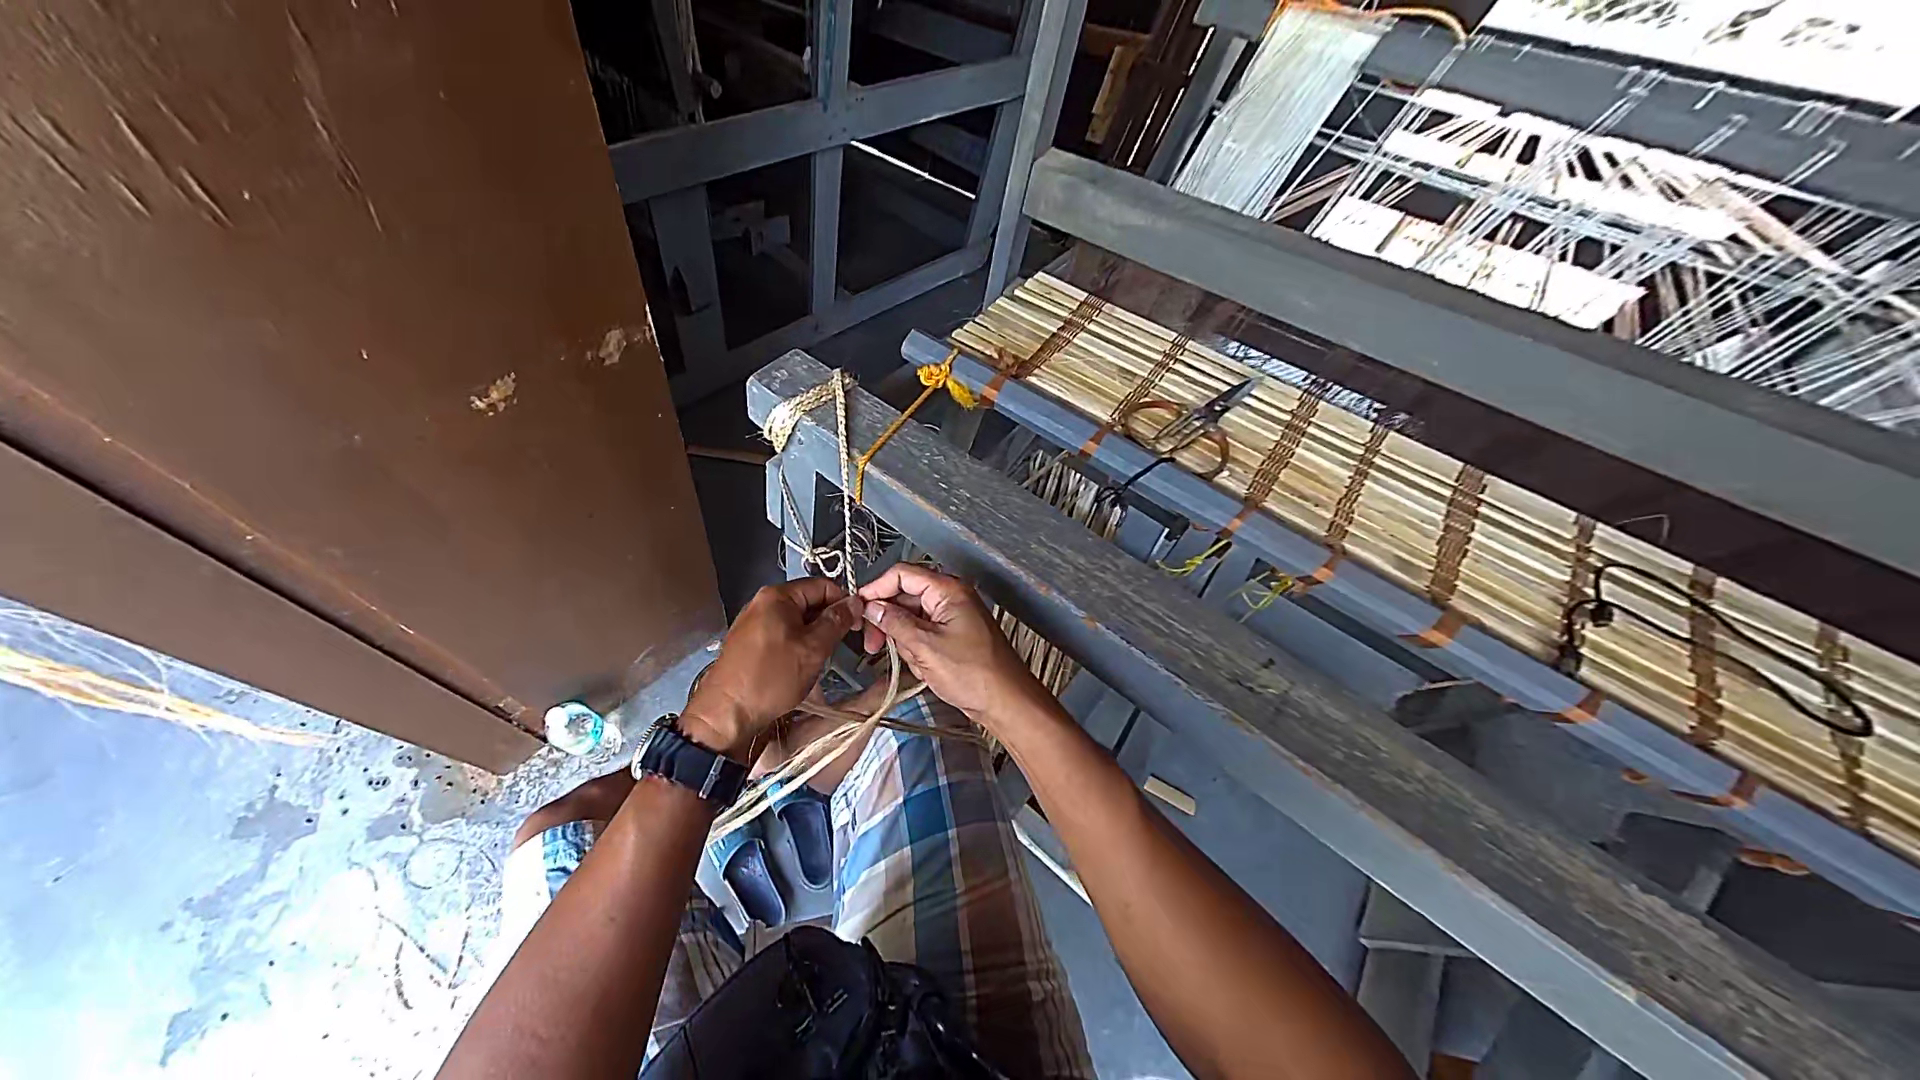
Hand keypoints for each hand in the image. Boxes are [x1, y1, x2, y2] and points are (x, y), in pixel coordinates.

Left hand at [683, 578, 861, 760]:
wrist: (726, 715)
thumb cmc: (769, 678)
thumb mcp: (813, 648)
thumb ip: (837, 621)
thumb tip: (854, 602)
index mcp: (776, 596)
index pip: (823, 586)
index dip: (844, 602)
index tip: (857, 622)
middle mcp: (762, 603)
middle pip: (809, 602)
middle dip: (829, 621)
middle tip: (842, 644)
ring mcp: (753, 623)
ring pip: (797, 621)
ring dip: (814, 636)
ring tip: (820, 659)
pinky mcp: (749, 644)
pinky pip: (782, 635)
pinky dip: (797, 646)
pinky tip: (800, 666)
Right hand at [856, 564, 1050, 730]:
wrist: (1004, 701)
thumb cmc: (977, 674)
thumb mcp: (924, 647)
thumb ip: (894, 622)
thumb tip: (873, 607)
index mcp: (949, 590)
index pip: (902, 574)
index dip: (877, 589)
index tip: (860, 608)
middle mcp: (952, 598)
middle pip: (905, 596)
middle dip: (888, 620)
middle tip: (873, 641)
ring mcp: (952, 616)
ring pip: (911, 618)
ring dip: (904, 640)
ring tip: (914, 661)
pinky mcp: (952, 635)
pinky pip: (922, 634)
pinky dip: (916, 649)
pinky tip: (924, 667)